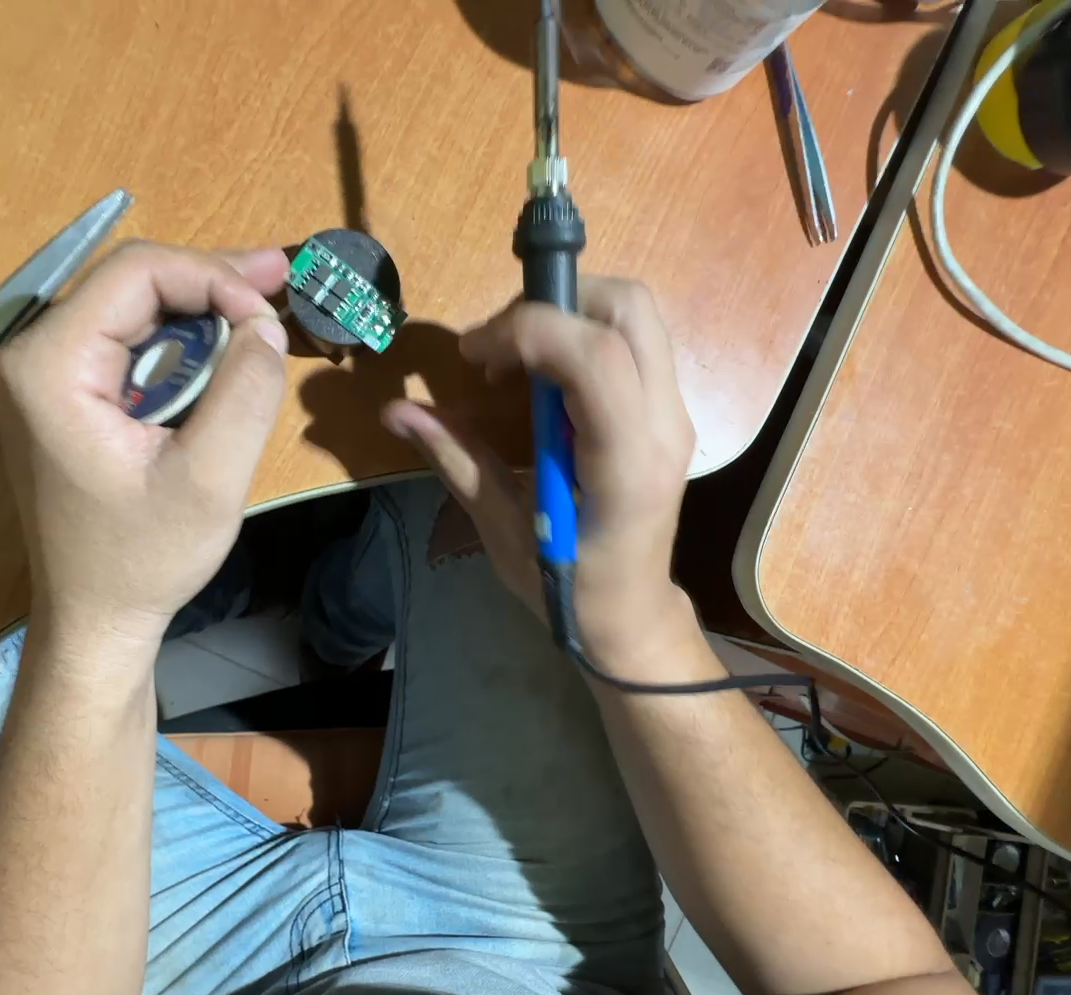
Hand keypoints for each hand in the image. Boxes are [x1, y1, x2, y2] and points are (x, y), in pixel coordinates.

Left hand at [0, 242, 290, 645]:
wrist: (95, 617)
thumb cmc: (145, 558)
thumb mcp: (210, 482)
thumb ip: (244, 394)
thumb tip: (265, 324)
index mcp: (53, 366)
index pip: (137, 274)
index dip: (212, 278)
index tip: (268, 315)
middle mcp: (33, 356)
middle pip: (131, 283)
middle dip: (210, 281)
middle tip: (279, 280)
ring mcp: (42, 376)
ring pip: (131, 310)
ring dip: (200, 309)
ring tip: (260, 309)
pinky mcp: (60, 397)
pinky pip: (125, 345)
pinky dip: (180, 343)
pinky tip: (222, 347)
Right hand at [382, 279, 699, 676]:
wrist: (630, 614)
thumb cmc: (565, 586)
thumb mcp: (503, 530)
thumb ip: (457, 461)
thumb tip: (396, 412)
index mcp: (626, 465)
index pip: (594, 356)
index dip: (525, 332)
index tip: (472, 357)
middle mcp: (664, 426)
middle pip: (626, 309)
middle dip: (551, 303)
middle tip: (496, 347)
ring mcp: (674, 414)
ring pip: (634, 314)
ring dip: (567, 314)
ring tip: (515, 361)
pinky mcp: (667, 411)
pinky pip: (632, 340)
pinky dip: (581, 335)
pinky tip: (543, 379)